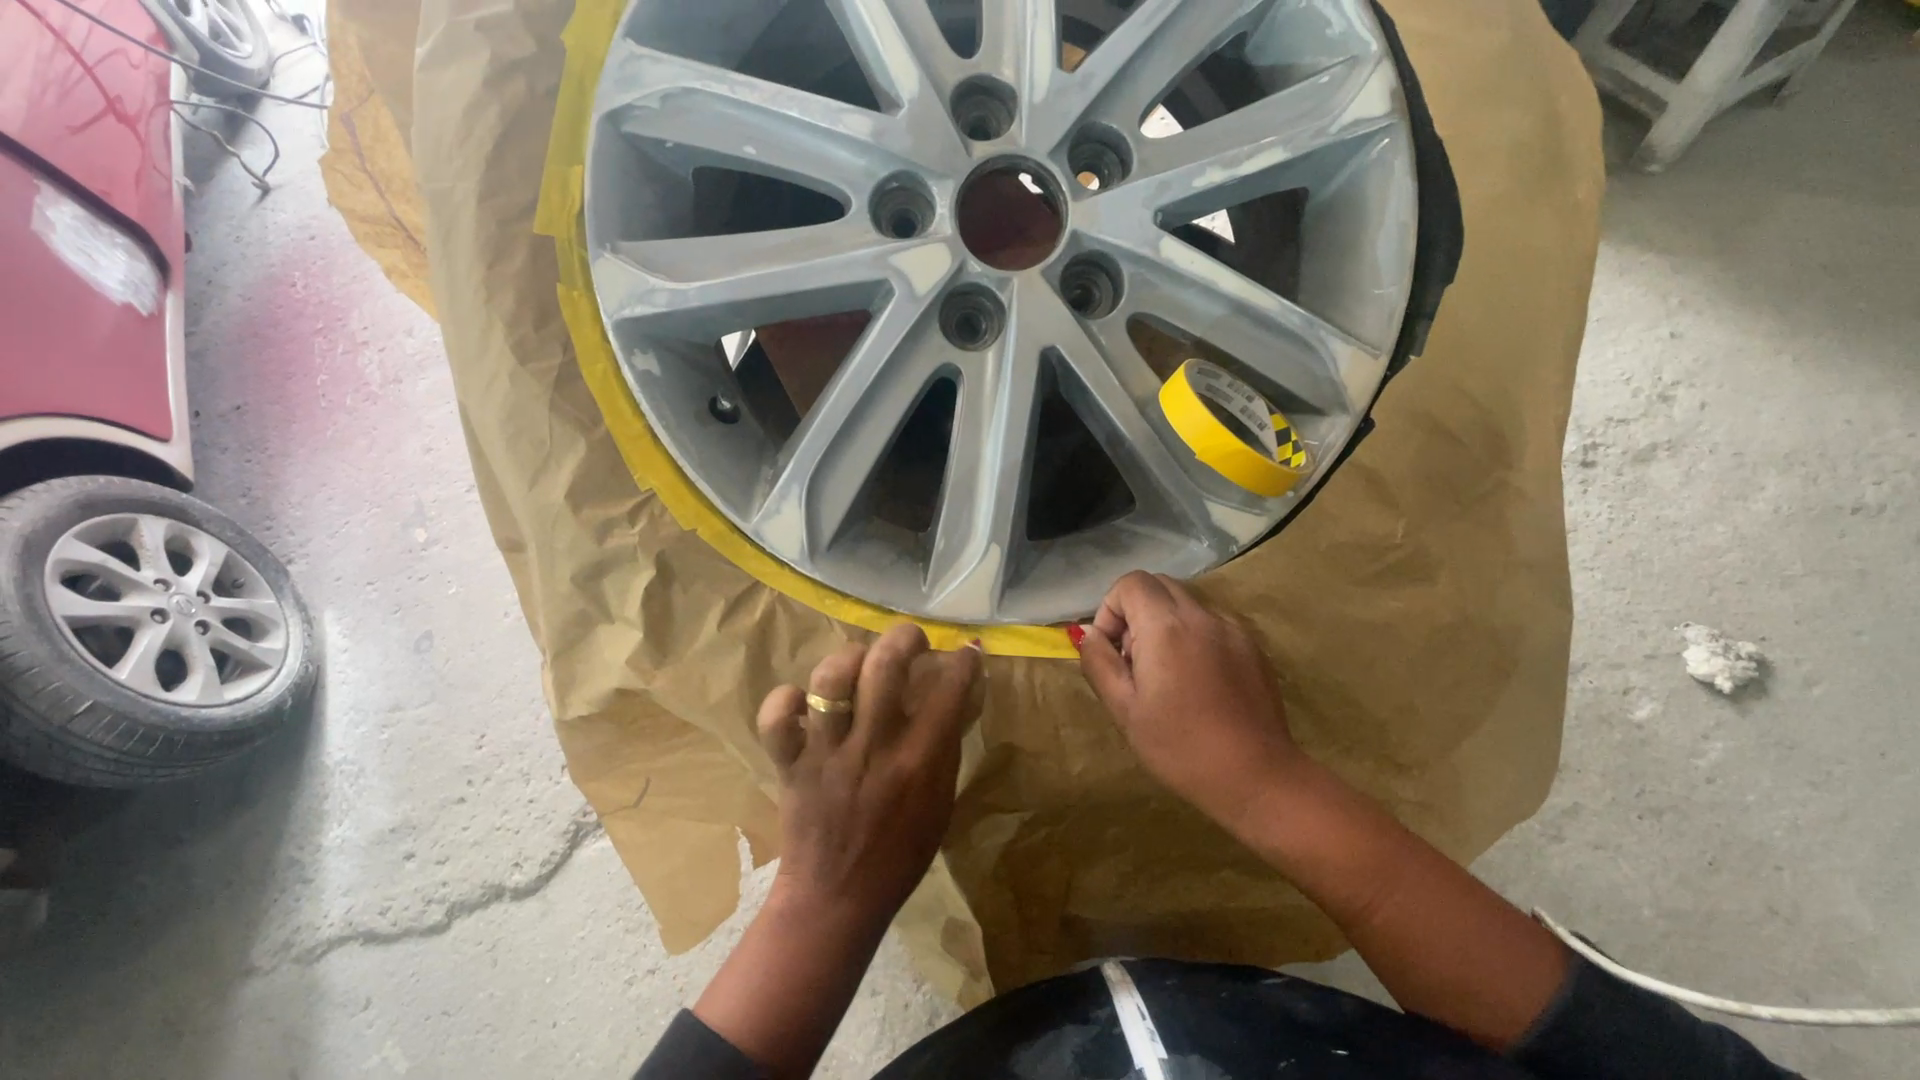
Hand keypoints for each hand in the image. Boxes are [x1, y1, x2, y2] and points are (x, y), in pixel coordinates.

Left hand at [756, 625, 982, 924]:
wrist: (838, 898)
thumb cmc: (899, 855)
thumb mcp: (940, 803)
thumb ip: (946, 748)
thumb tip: (957, 699)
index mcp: (918, 762)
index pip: (948, 690)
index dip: (964, 661)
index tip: (967, 651)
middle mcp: (872, 747)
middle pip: (885, 666)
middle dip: (904, 638)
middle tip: (912, 642)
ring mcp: (827, 753)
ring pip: (830, 680)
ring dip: (849, 658)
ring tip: (860, 661)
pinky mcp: (790, 763)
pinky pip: (776, 717)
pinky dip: (786, 700)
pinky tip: (803, 702)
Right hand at [1073, 571, 1306, 832]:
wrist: (1256, 777)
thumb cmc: (1180, 747)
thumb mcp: (1124, 709)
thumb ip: (1099, 662)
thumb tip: (1090, 634)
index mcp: (1167, 626)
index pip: (1131, 583)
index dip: (1111, 610)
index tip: (1113, 651)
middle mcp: (1203, 616)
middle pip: (1159, 586)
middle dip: (1137, 613)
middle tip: (1135, 662)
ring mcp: (1234, 629)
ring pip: (1187, 604)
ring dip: (1165, 625)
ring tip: (1167, 676)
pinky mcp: (1253, 647)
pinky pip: (1212, 625)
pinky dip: (1194, 638)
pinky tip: (1198, 685)